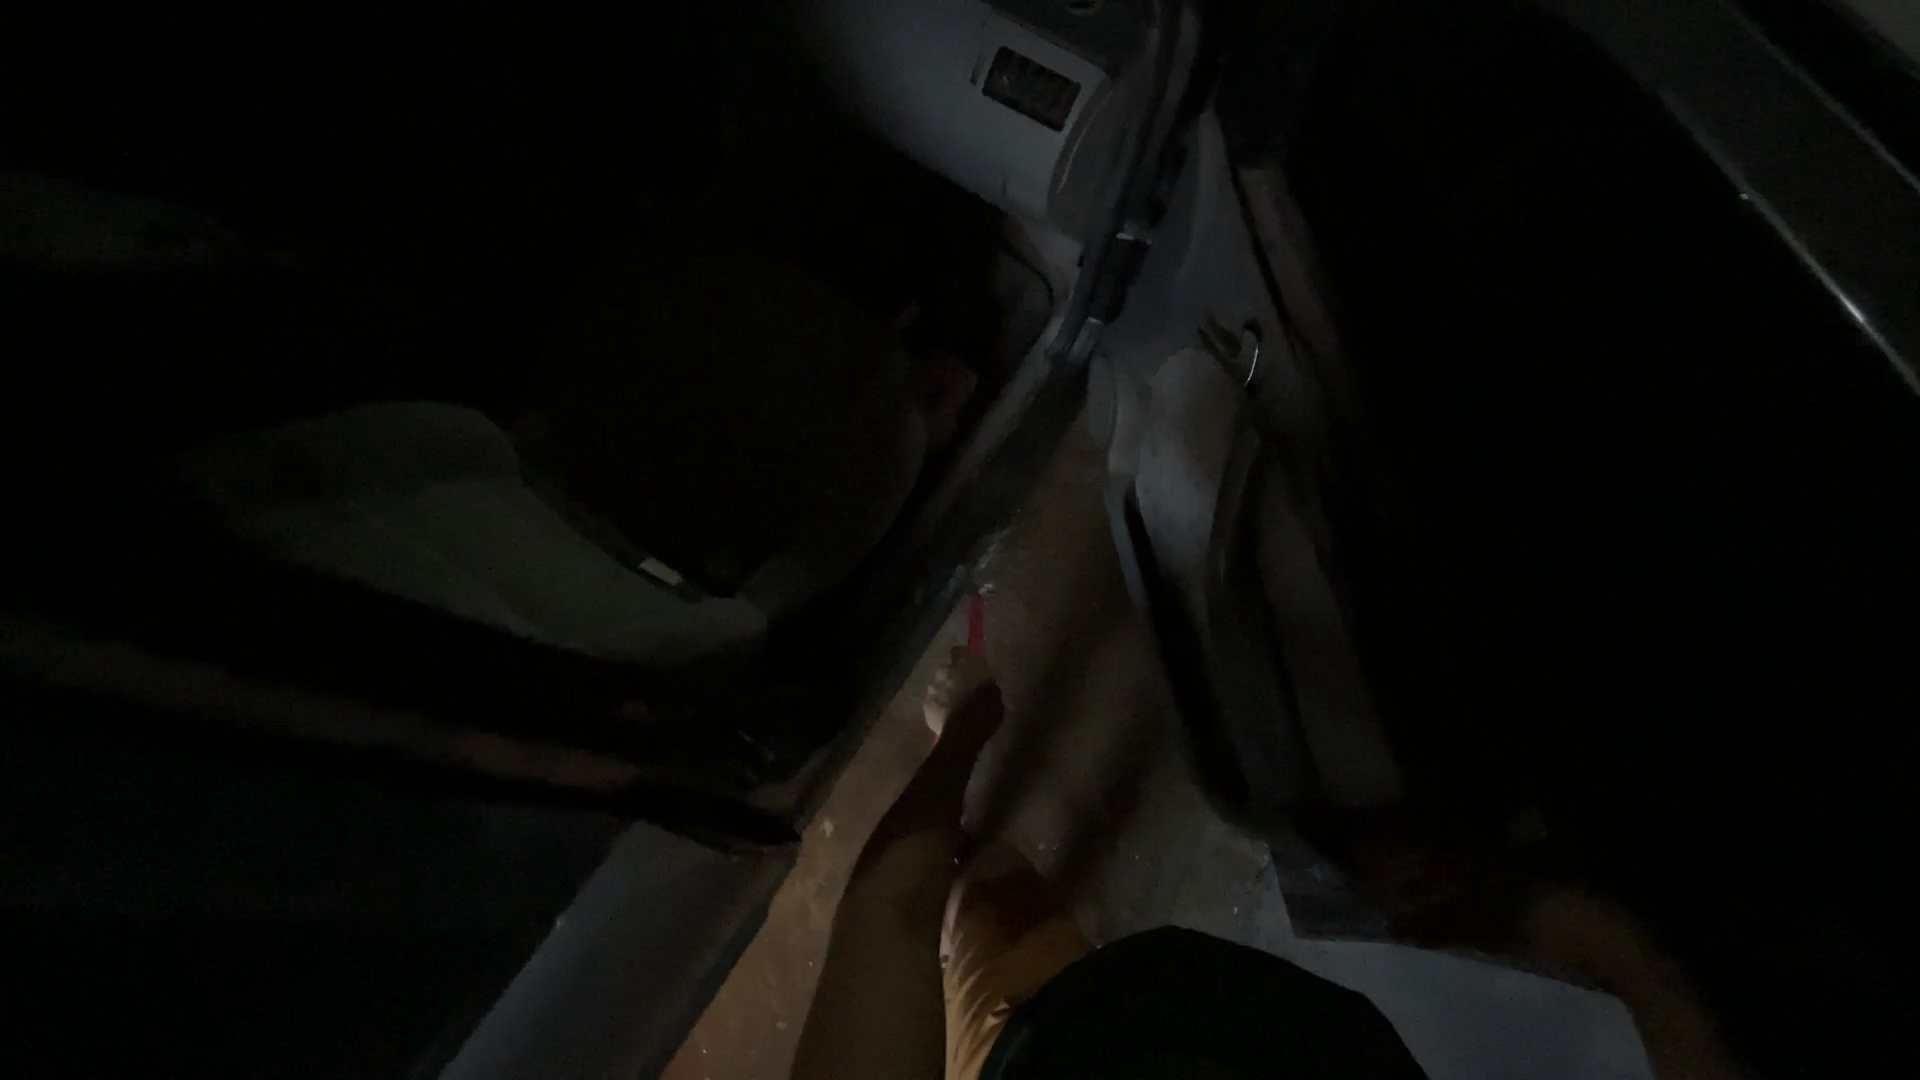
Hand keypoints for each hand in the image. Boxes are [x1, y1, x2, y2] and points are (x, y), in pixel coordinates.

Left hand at [924, 646, 999, 748]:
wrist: (963, 734)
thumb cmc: (985, 712)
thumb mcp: (995, 695)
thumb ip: (986, 683)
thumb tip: (983, 682)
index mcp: (965, 665)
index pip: (958, 650)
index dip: (962, 658)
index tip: (967, 667)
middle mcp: (946, 671)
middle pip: (946, 669)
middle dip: (952, 676)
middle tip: (961, 689)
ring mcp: (933, 687)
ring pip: (937, 684)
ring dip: (943, 691)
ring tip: (952, 705)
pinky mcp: (925, 703)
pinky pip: (932, 700)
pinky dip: (938, 705)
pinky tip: (945, 716)